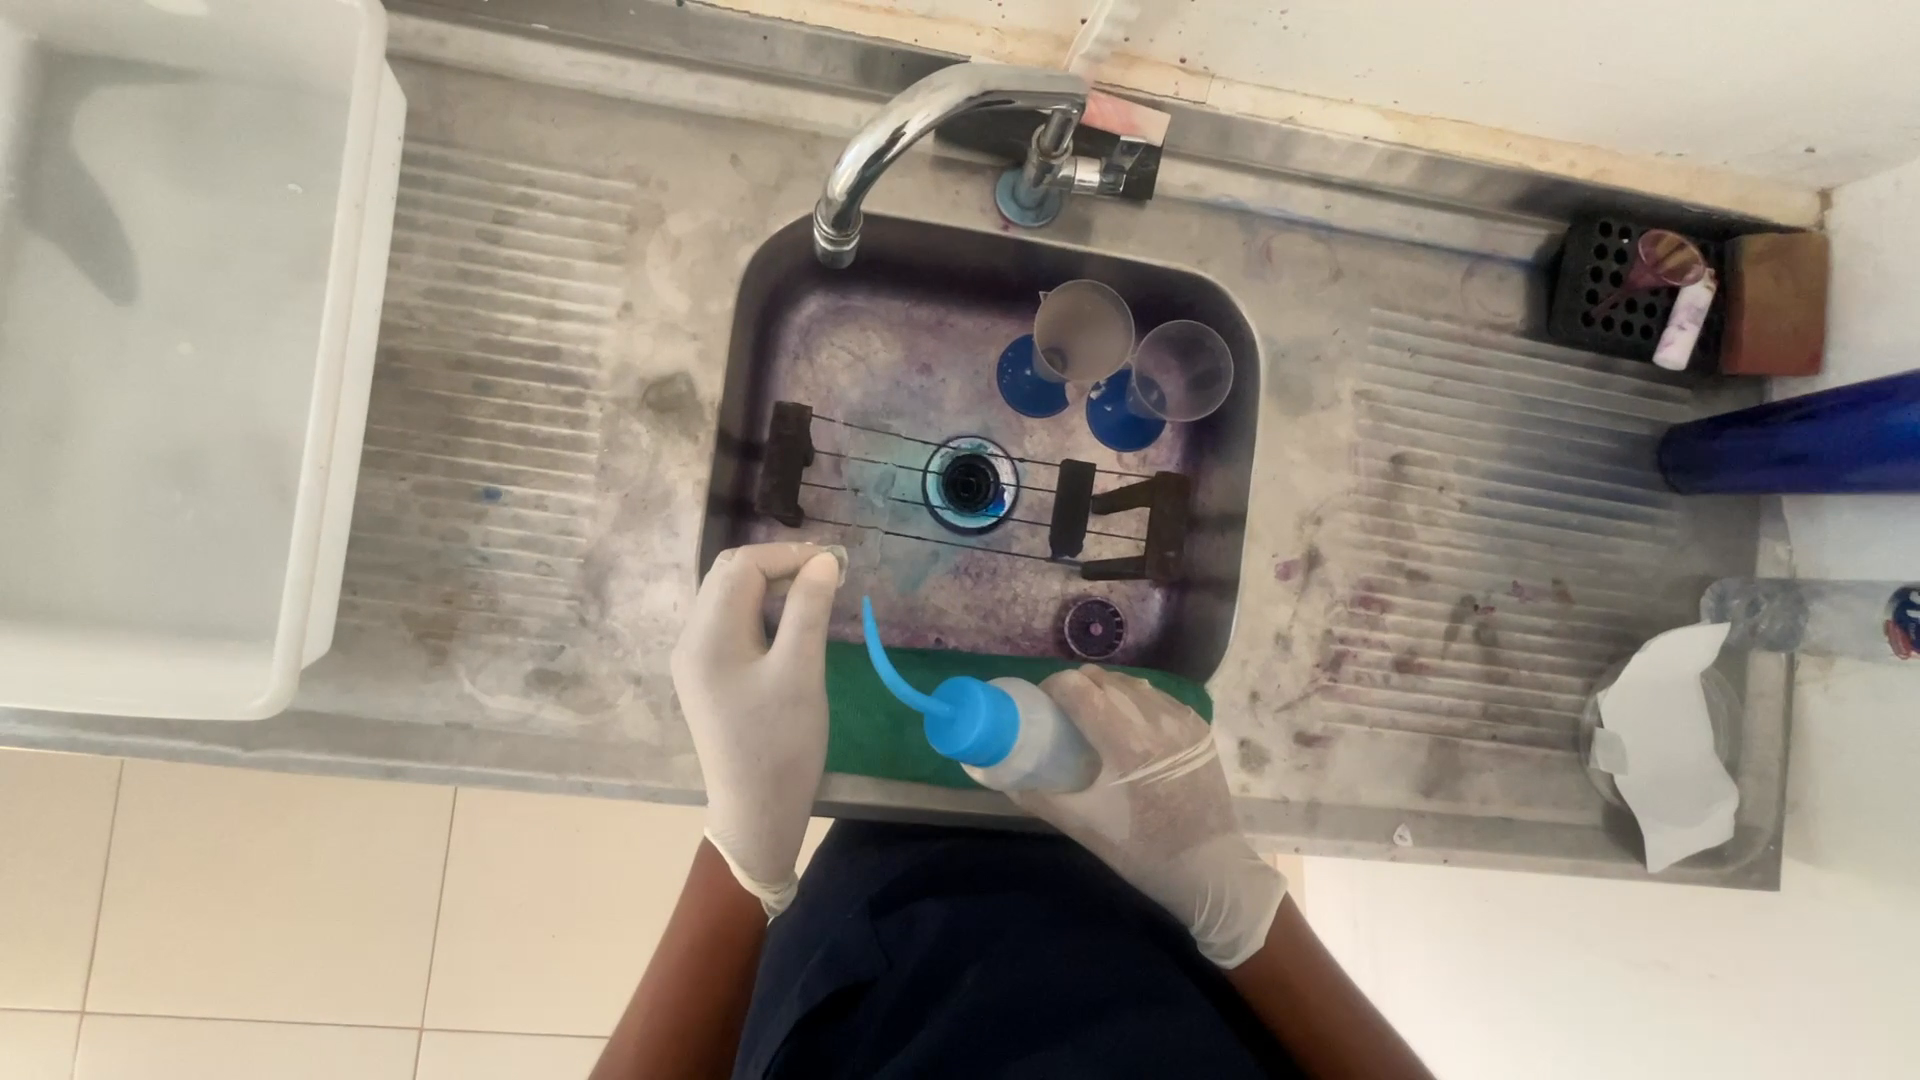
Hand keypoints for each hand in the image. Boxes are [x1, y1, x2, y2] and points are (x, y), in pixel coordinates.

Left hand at [671, 542, 842, 916]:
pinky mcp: (707, 675)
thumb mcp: (801, 670)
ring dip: (771, 585)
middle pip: (730, 575)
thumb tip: (825, 560)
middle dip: (779, 565)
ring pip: (730, 597)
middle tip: (829, 575)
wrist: (756, 811)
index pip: (744, 566)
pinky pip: (731, 623)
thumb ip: (810, 608)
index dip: (790, 556)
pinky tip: (792, 623)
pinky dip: (763, 610)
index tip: (836, 565)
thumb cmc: (781, 742)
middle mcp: (692, 638)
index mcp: (709, 635)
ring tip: (816, 593)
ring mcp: (696, 658)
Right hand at [1011, 666, 1285, 966]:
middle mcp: (1155, 720)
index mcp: (1125, 742)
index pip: (1078, 687)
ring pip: (1131, 683)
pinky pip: (1157, 697)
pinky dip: (1135, 701)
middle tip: (1063, 715)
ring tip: (1095, 719)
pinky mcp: (1198, 726)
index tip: (1042, 706)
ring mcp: (1181, 720)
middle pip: (1102, 679)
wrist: (1211, 870)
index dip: (1052, 688)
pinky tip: (1129, 727)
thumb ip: (1040, 797)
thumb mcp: (1083, 827)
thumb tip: (1004, 777)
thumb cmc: (1142, 851)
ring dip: (1106, 691)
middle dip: (1076, 688)